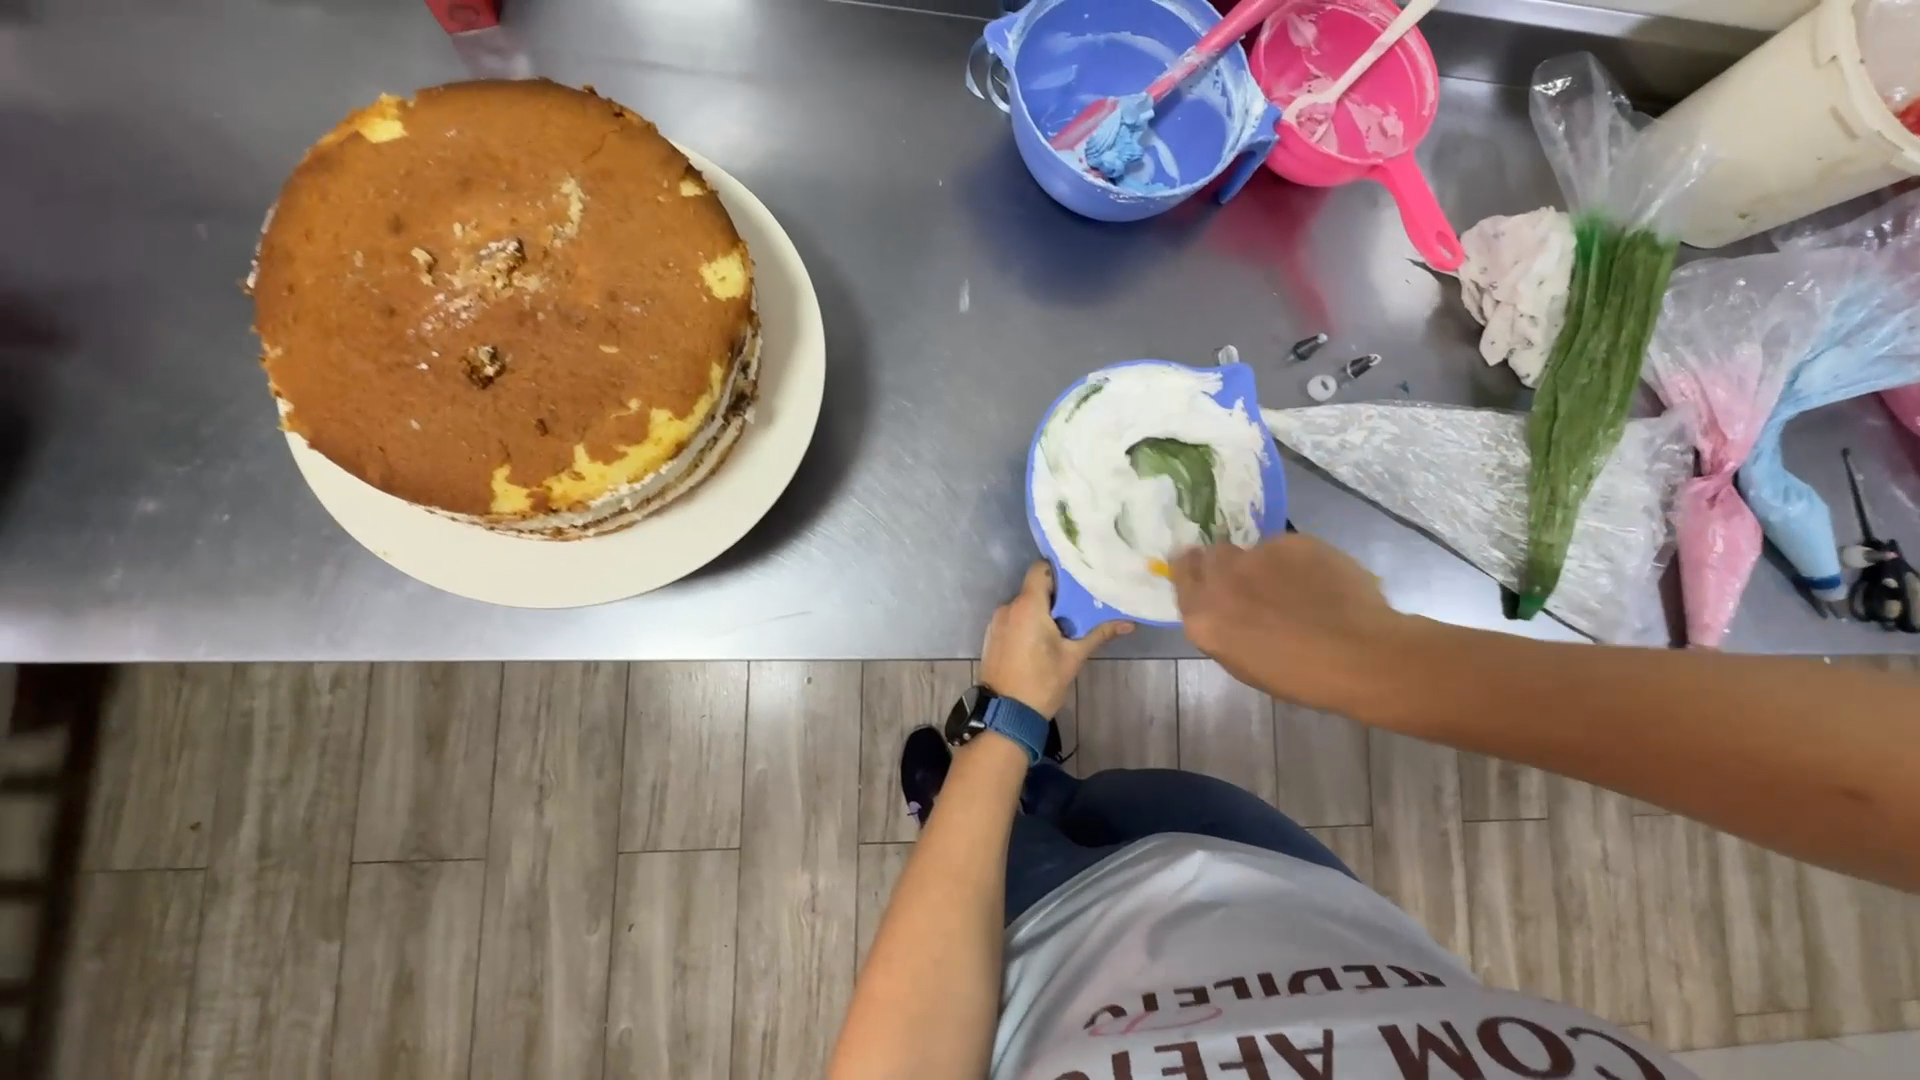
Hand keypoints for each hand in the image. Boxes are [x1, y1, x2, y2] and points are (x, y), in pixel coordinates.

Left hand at [980, 561, 1131, 716]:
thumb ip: (1098, 634)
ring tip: (1064, 628)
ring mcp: (996, 622)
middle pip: (1034, 589)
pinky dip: (1028, 624)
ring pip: (1024, 606)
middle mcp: (1008, 608)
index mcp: (1027, 606)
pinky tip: (1043, 641)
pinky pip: (1013, 620)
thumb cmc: (1042, 682)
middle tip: (1080, 608)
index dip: (1059, 572)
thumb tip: (1129, 623)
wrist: (1006, 715)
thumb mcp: (1073, 657)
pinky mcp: (991, 637)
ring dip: (1042, 613)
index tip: (1078, 583)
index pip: (1040, 570)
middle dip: (1056, 597)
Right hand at [1171, 535, 1404, 711]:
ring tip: (1296, 588)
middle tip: (1251, 583)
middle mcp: (1221, 579)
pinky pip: (1286, 546)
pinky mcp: (1291, 542)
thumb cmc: (1300, 676)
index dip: (1194, 572)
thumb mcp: (1242, 662)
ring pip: (1252, 550)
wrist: (1360, 656)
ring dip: (1264, 564)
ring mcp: (1256, 556)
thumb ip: (1220, 627)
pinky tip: (1321, 583)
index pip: (1182, 574)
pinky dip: (1298, 561)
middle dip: (1226, 565)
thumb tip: (1223, 608)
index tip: (1208, 576)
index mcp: (1202, 616)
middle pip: (1210, 555)